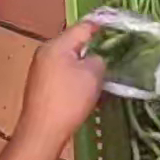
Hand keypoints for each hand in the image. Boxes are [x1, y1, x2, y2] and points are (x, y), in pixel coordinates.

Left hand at [15, 20, 104, 152]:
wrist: (42, 132)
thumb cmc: (69, 100)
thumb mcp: (93, 75)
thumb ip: (99, 59)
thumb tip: (95, 59)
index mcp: (56, 45)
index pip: (83, 27)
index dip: (102, 26)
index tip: (118, 27)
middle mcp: (45, 52)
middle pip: (75, 43)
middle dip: (94, 48)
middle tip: (114, 53)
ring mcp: (40, 69)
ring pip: (69, 60)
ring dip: (86, 65)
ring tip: (103, 75)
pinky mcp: (40, 86)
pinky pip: (63, 74)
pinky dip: (76, 78)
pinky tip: (87, 90)